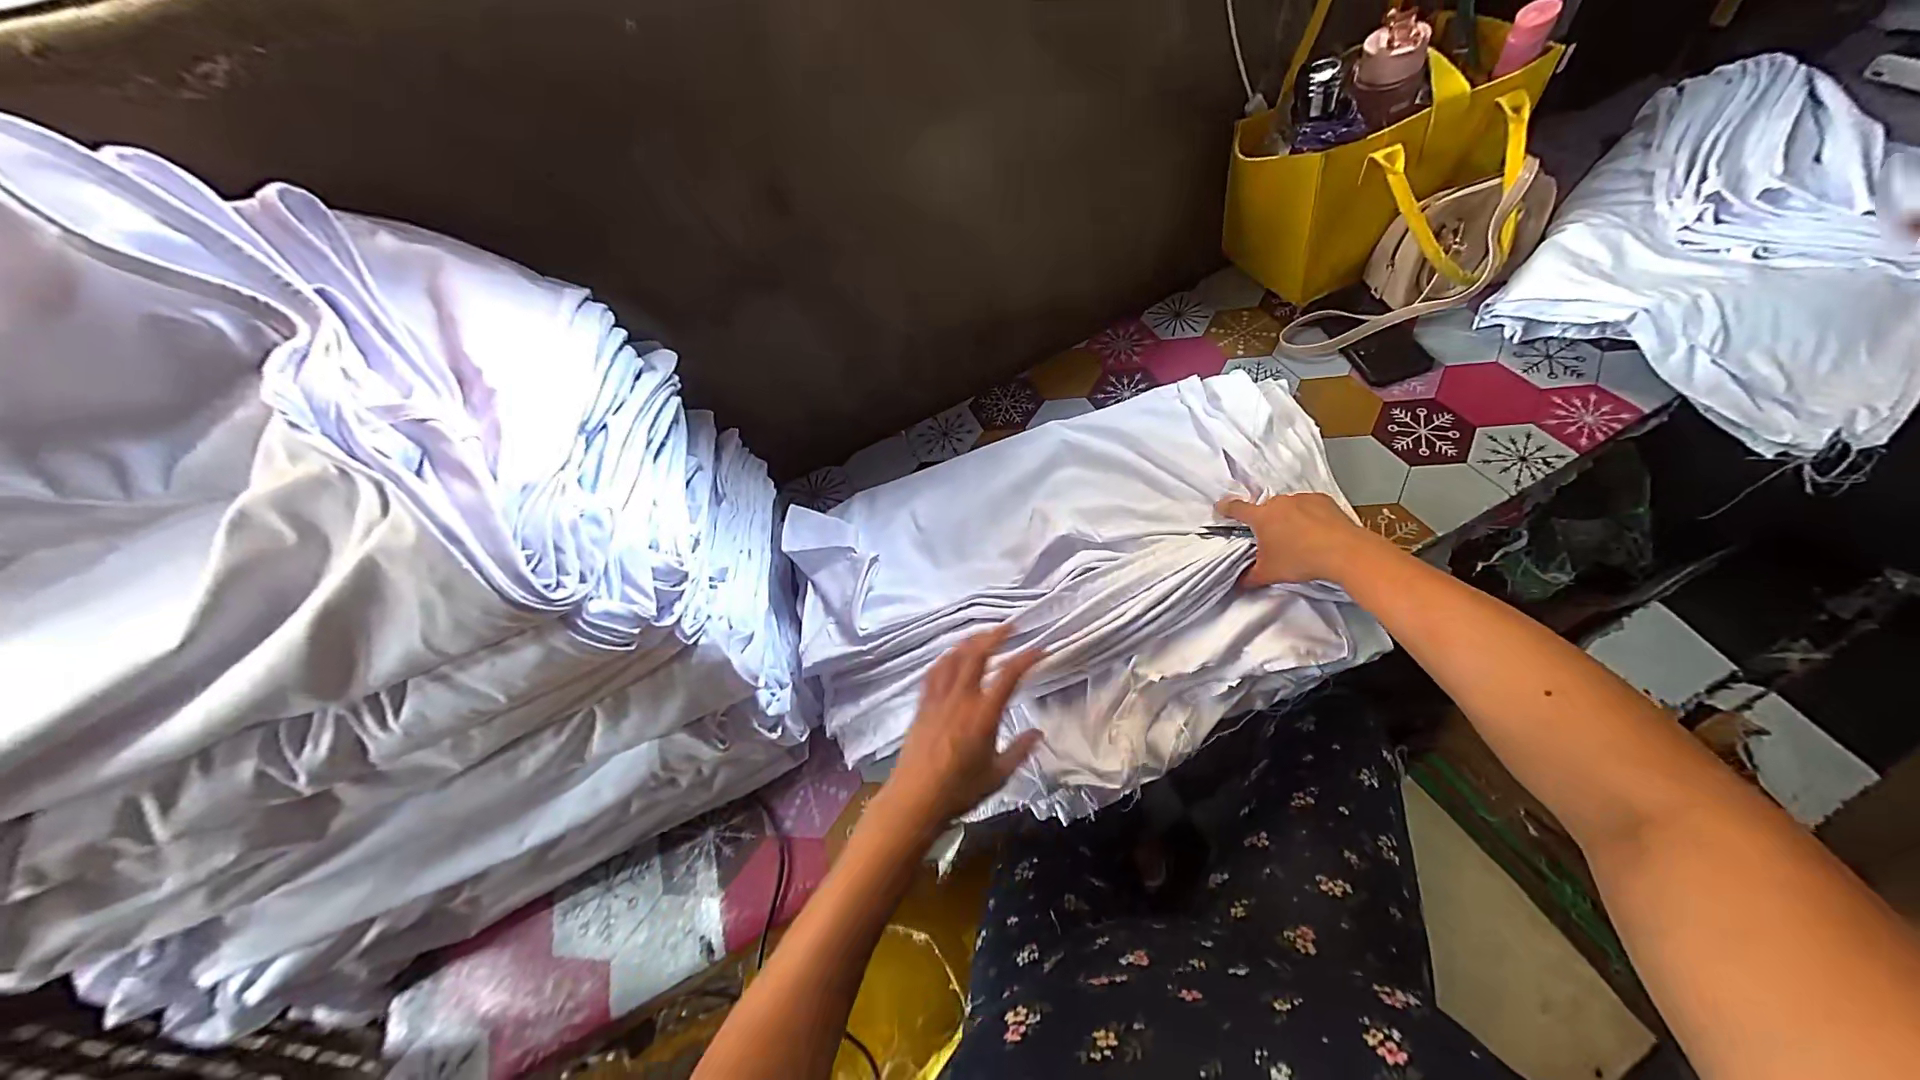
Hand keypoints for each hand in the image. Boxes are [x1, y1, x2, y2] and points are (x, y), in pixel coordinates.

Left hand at [881, 625, 1044, 831]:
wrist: (914, 799)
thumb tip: (1037, 733)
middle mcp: (960, 699)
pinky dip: (946, 658)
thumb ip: (1019, 750)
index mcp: (983, 714)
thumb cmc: (958, 790)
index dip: (1026, 658)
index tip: (1040, 650)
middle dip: (995, 636)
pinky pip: (934, 672)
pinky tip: (950, 656)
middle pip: (977, 654)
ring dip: (969, 642)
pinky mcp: (922, 705)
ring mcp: (938, 699)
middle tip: (1009, 628)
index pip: (1009, 675)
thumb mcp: (998, 775)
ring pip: (953, 658)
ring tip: (982, 635)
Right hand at [1216, 492, 1390, 587]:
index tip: (1221, 509)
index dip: (1226, 509)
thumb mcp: (1269, 574)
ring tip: (1297, 538)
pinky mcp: (1323, 500)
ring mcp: (1302, 499)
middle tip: (1272, 539)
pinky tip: (1315, 531)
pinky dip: (1307, 515)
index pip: (1236, 509)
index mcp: (1261, 517)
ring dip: (1287, 518)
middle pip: (1265, 510)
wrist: (1345, 552)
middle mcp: (1279, 503)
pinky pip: (1308, 506)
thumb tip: (1238, 584)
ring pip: (1287, 507)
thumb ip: (1249, 577)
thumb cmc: (1301, 560)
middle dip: (1265, 522)